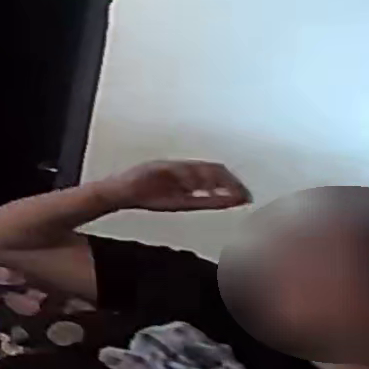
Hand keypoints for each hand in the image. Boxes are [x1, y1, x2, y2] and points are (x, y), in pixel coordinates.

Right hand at [97, 161, 249, 211]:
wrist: (121, 195)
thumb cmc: (149, 198)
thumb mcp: (184, 203)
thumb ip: (208, 201)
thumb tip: (236, 201)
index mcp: (190, 175)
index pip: (218, 172)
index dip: (235, 183)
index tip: (247, 196)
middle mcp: (182, 167)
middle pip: (212, 167)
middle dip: (227, 180)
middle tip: (238, 194)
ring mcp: (169, 166)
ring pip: (197, 167)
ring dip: (210, 180)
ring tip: (216, 192)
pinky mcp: (156, 166)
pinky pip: (178, 170)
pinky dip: (190, 179)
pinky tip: (196, 189)